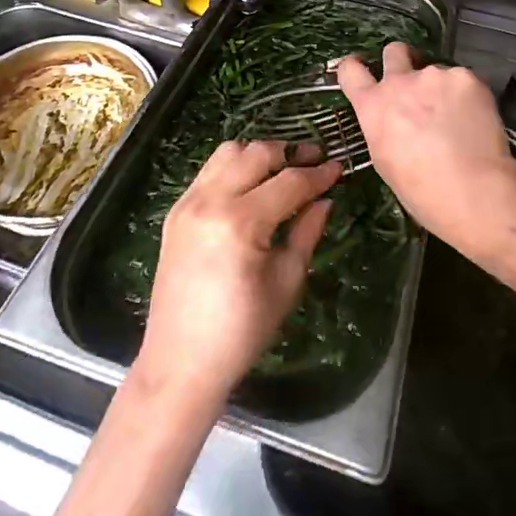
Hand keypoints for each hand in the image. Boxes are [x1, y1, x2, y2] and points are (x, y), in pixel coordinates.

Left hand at [138, 140, 338, 405]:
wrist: (181, 363)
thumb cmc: (242, 329)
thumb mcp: (287, 280)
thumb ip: (307, 231)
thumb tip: (324, 200)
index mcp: (240, 222)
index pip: (291, 181)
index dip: (319, 173)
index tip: (339, 168)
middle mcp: (210, 202)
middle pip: (258, 153)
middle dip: (291, 153)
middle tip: (314, 163)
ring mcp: (187, 205)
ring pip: (229, 152)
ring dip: (260, 155)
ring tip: (282, 170)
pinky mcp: (176, 214)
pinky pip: (209, 171)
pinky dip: (235, 167)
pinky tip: (252, 186)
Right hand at [337, 43, 515, 251]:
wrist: (471, 189)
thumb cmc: (421, 189)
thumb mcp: (384, 160)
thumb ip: (383, 126)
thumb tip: (394, 119)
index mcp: (374, 105)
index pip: (351, 70)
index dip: (355, 68)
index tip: (362, 69)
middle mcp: (401, 82)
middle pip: (394, 51)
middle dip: (401, 60)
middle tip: (415, 83)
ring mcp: (435, 75)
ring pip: (436, 73)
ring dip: (442, 89)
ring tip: (458, 120)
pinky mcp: (466, 77)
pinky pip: (462, 81)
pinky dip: (466, 96)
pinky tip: (475, 120)